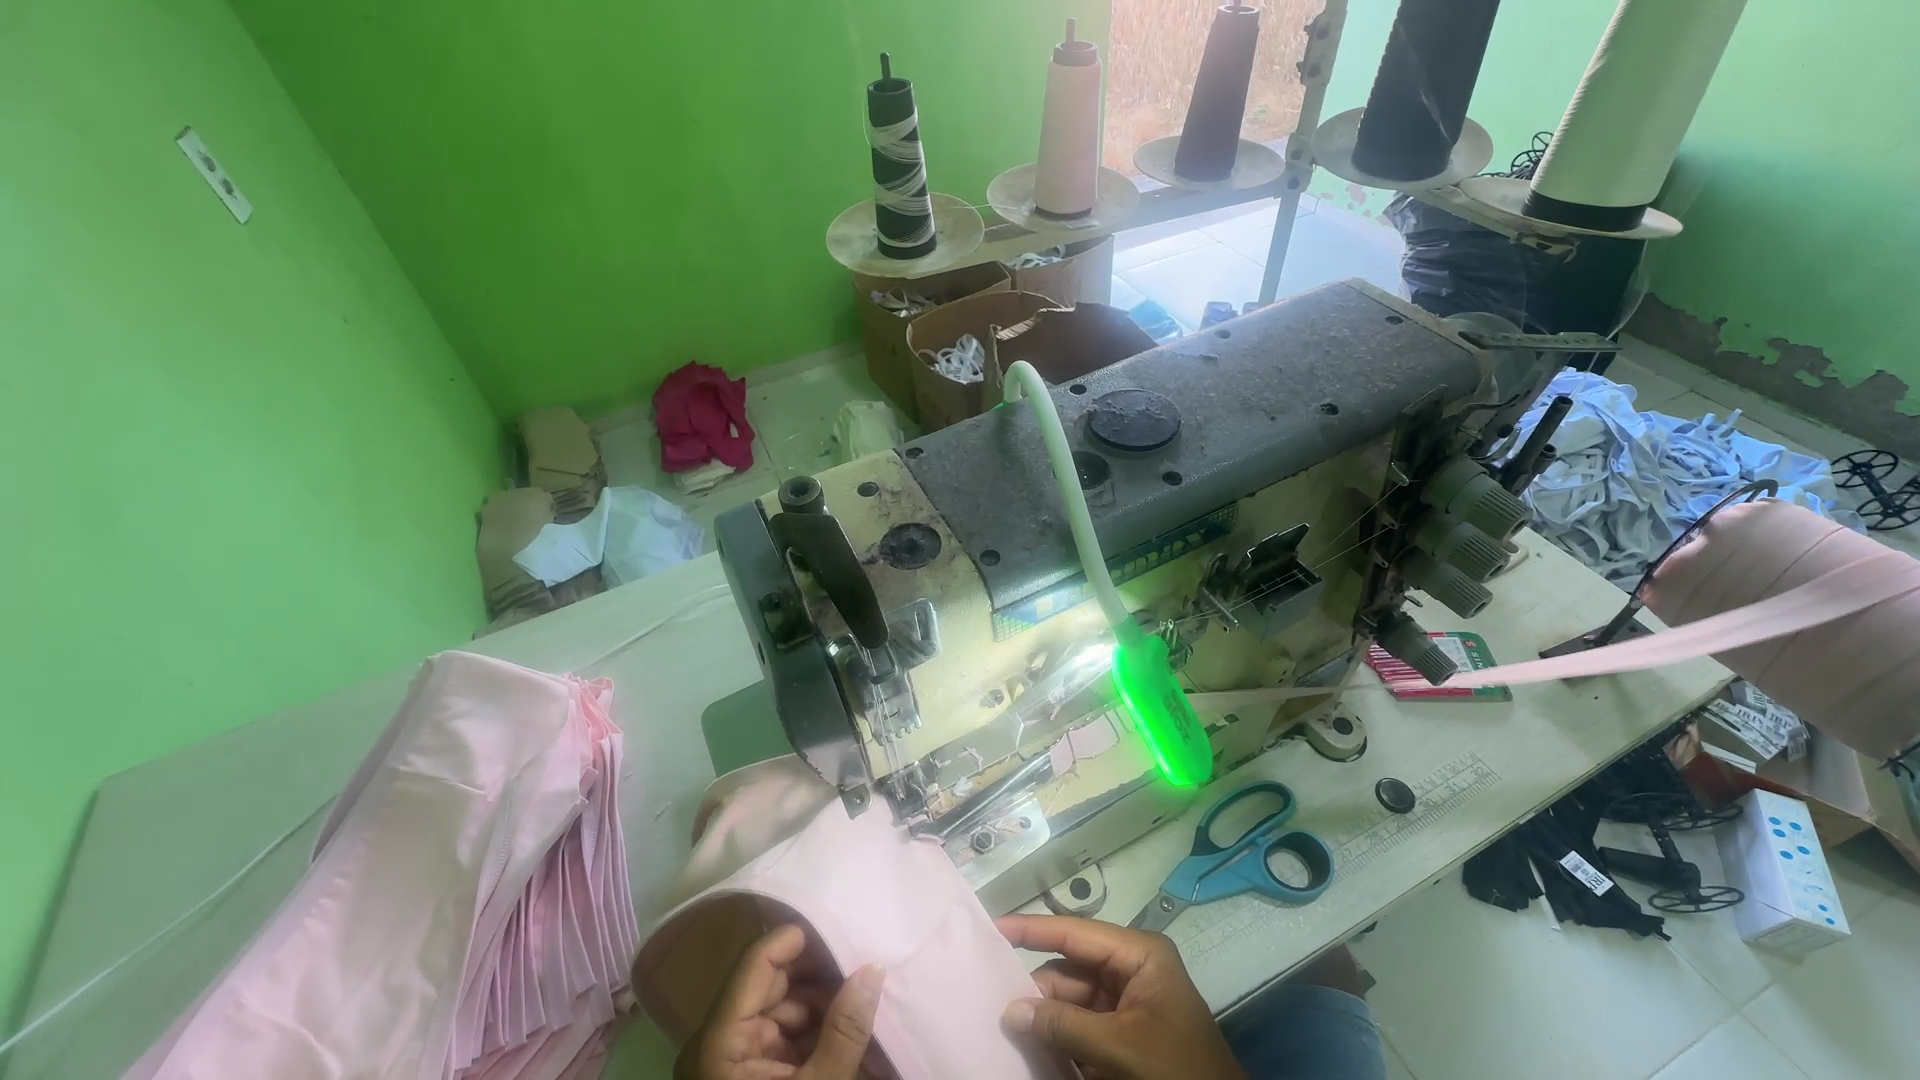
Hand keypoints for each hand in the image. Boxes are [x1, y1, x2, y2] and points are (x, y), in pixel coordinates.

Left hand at [674, 923, 885, 1079]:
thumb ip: (845, 1029)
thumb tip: (872, 968)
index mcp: (720, 1039)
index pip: (757, 962)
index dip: (797, 939)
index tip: (843, 926)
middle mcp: (722, 1041)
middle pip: (772, 984)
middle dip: (820, 975)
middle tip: (866, 965)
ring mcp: (736, 1062)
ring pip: (784, 1009)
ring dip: (824, 1003)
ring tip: (865, 1002)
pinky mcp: (754, 1079)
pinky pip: (786, 1038)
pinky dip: (818, 1030)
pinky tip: (851, 1030)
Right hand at [998, 915, 1244, 1079]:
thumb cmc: (1177, 1070)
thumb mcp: (1120, 1047)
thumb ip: (1064, 1026)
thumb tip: (1011, 1010)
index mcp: (1139, 955)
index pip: (1075, 933)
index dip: (1032, 929)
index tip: (992, 927)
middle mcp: (1131, 969)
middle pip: (1068, 969)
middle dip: (1034, 987)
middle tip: (992, 997)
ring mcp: (1128, 1002)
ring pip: (1070, 1001)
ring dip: (1043, 1017)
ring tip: (1006, 1027)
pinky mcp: (1124, 1034)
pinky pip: (1081, 1027)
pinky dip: (1059, 1038)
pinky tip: (1032, 1047)